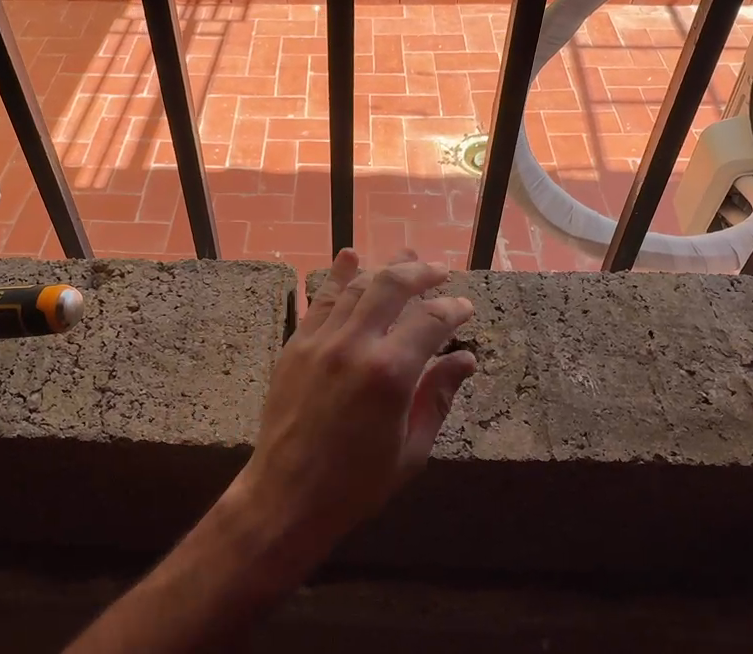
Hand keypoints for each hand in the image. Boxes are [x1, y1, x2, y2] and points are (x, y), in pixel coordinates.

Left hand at [227, 248, 476, 573]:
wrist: (287, 496)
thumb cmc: (357, 483)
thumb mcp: (411, 449)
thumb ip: (438, 397)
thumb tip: (465, 359)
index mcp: (390, 374)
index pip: (431, 321)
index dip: (454, 308)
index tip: (466, 306)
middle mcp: (354, 344)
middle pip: (392, 286)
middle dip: (420, 272)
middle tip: (439, 271)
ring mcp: (320, 340)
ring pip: (355, 286)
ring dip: (383, 268)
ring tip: (405, 257)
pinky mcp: (296, 344)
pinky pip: (319, 299)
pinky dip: (337, 275)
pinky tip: (350, 257)